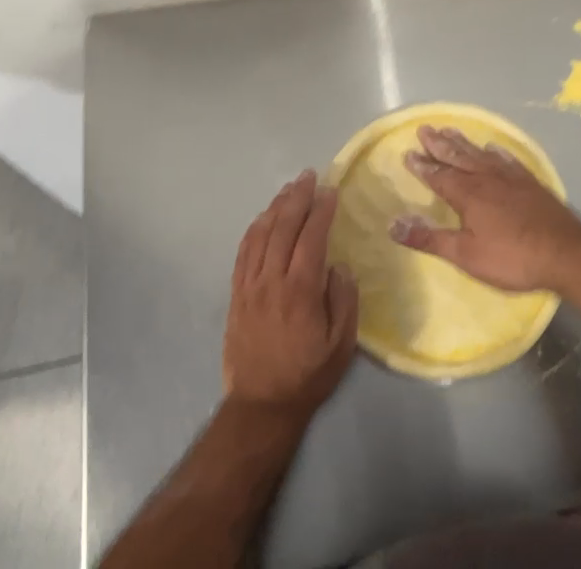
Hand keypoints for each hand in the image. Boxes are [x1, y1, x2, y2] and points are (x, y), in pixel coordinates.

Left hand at [224, 169, 358, 416]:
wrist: (262, 404)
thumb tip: (338, 265)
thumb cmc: (309, 374)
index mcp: (300, 291)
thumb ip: (343, 300)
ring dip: (275, 208)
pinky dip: (254, 230)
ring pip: (260, 235)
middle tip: (309, 176)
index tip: (331, 190)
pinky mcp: (237, 294)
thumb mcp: (342, 343)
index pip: (311, 238)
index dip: (321, 211)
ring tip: (289, 189)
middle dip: (297, 198)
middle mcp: (271, 281)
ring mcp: (249, 286)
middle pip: (282, 228)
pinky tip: (263, 219)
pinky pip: (243, 253)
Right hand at [392, 125, 580, 291]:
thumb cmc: (511, 258)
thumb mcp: (465, 255)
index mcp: (468, 195)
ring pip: (482, 155)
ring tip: (450, 130)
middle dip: (439, 145)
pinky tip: (494, 148)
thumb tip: (393, 224)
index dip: (423, 166)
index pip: (439, 176)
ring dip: (464, 143)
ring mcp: (512, 179)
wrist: (565, 253)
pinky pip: (509, 161)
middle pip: (458, 157)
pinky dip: (497, 153)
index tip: (409, 153)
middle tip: (425, 129)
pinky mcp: (531, 184)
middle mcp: (487, 179)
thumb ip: (429, 239)